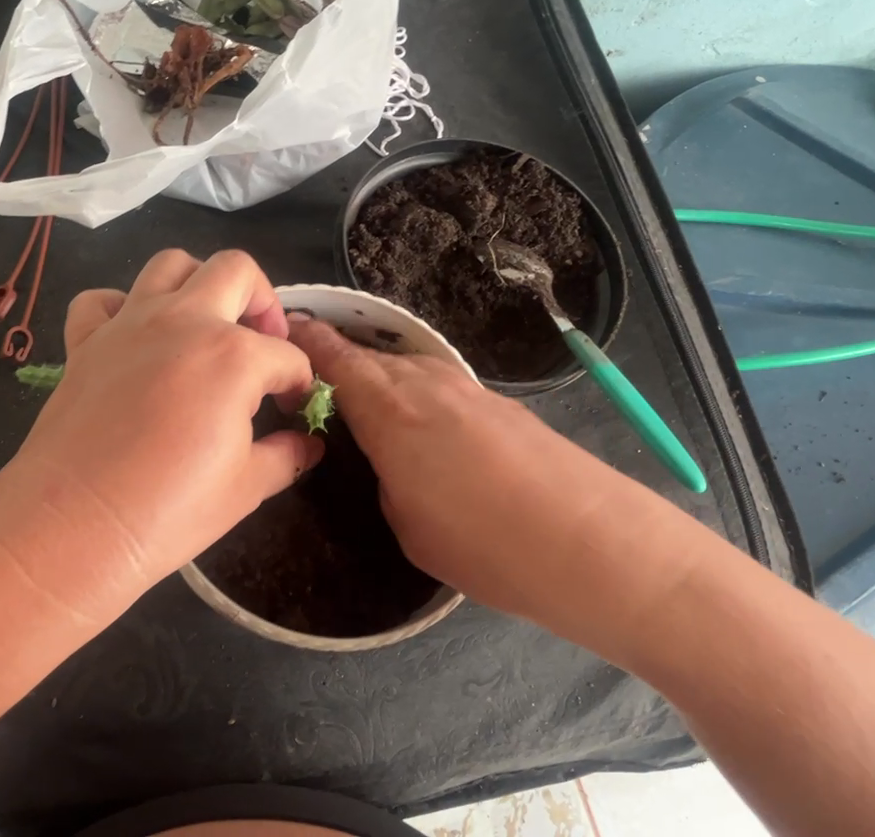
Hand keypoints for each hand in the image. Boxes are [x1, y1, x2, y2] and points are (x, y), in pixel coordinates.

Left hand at [0, 250, 320, 624]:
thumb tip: (308, 445)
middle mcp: (184, 321)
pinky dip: (121, 307)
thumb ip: (286, 457)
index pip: (287, 357)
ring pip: (170, 264)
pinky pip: (101, 299)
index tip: (294, 410)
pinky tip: (135, 339)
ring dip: (198, 284)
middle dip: (262, 301)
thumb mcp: (245, 489)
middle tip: (262, 344)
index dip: (300, 383)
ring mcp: (129, 324)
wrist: (73, 526)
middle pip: (236, 272)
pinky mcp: (85, 341)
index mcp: (233, 355)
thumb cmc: (169, 510)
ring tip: (205, 326)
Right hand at [288, 317, 695, 645]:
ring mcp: (466, 388)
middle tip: (314, 384)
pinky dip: (417, 396)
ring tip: (366, 409)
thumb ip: (387, 478)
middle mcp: (423, 382)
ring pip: (406, 369)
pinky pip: (439, 387)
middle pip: (369, 358)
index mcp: (387, 406)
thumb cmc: (484, 544)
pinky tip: (424, 431)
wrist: (594, 543)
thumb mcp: (408, 524)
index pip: (333, 355)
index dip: (305, 338)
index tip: (280, 331)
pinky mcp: (499, 403)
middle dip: (338, 363)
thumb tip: (392, 461)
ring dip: (380, 380)